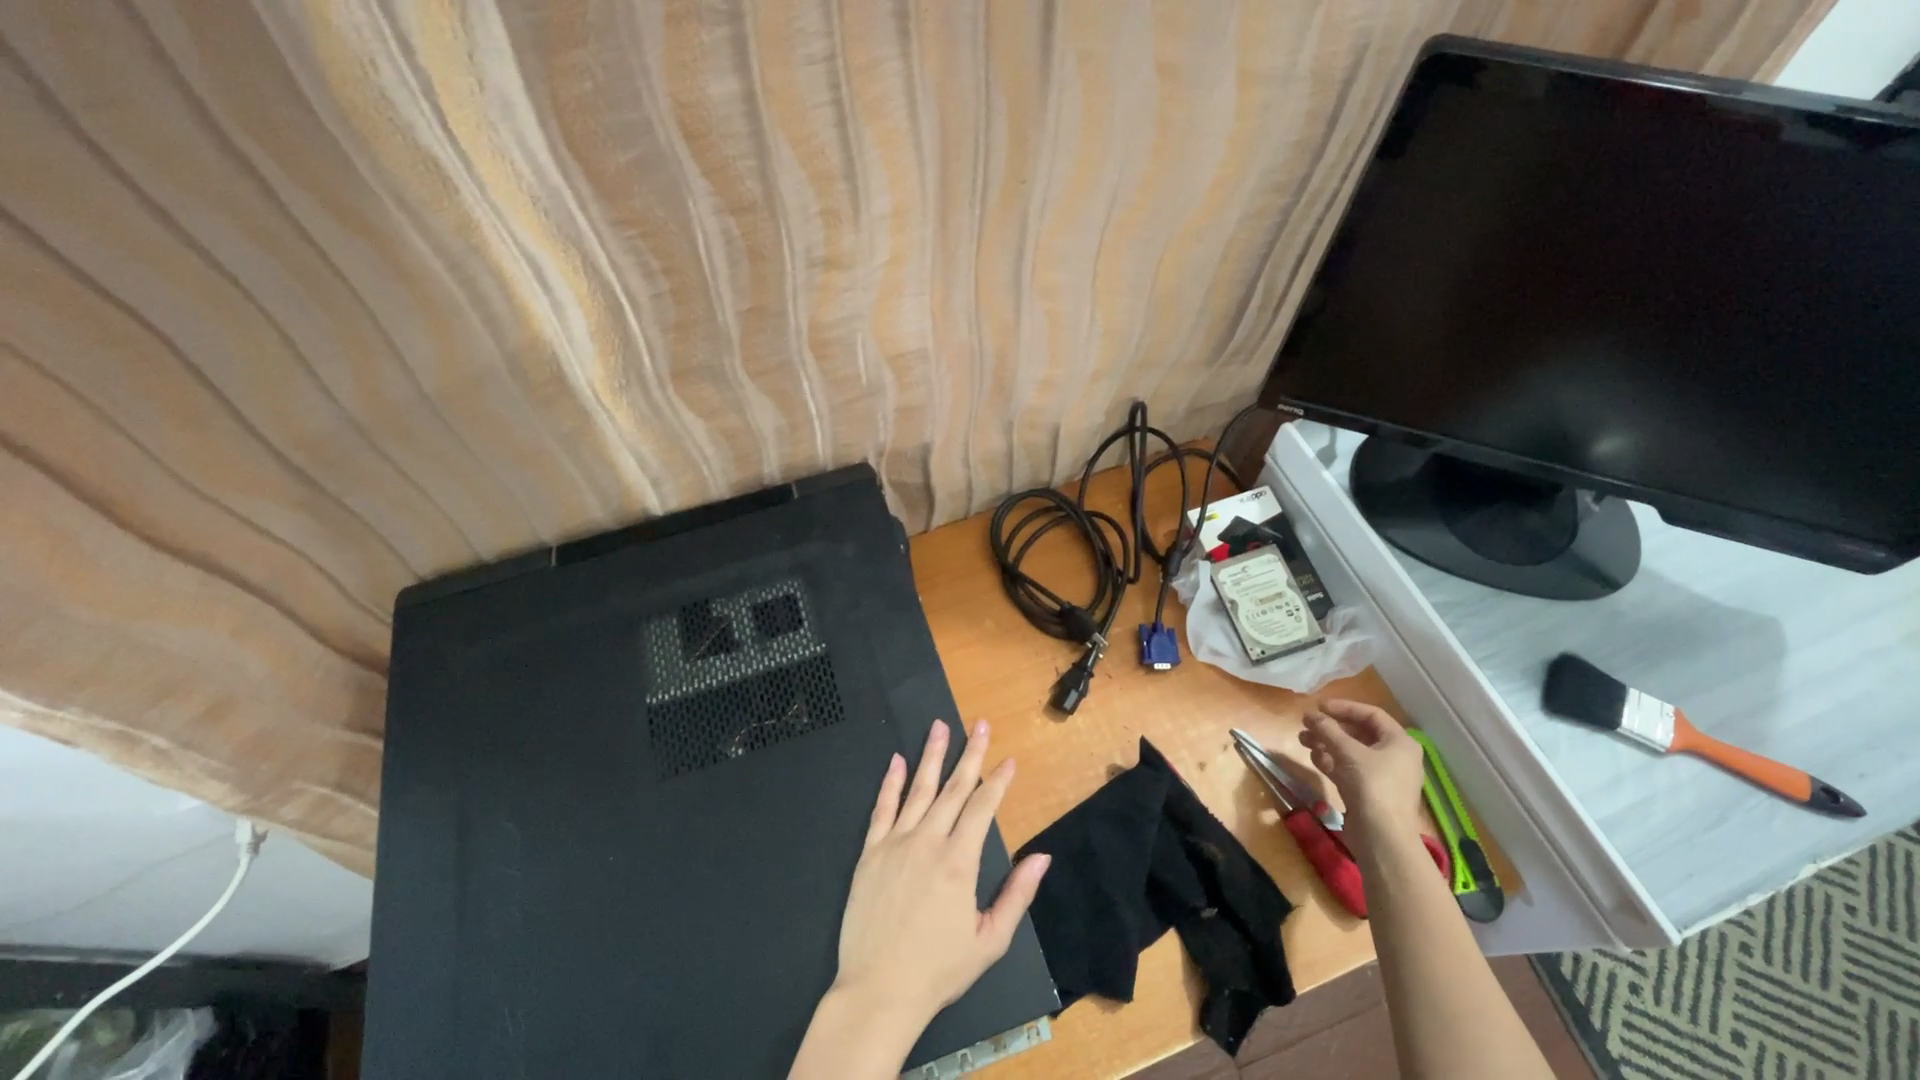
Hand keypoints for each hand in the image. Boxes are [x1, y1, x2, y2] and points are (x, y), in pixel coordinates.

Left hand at [831, 719, 1050, 1028]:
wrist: (878, 990)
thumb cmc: (939, 970)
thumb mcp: (990, 940)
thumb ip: (1017, 895)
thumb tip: (1042, 857)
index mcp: (959, 862)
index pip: (982, 808)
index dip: (997, 781)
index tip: (1009, 759)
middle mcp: (927, 843)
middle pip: (952, 788)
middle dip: (970, 754)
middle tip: (980, 724)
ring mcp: (895, 845)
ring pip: (918, 790)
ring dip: (931, 756)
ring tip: (940, 726)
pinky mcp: (869, 854)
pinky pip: (882, 809)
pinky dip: (890, 783)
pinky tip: (897, 761)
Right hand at [1299, 700, 1426, 858]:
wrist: (1382, 836)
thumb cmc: (1372, 785)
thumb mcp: (1348, 752)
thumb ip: (1328, 730)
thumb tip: (1310, 714)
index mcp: (1400, 742)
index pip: (1371, 715)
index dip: (1344, 707)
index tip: (1318, 707)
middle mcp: (1395, 756)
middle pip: (1360, 734)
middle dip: (1331, 728)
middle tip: (1306, 725)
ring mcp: (1383, 776)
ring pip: (1352, 753)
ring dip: (1327, 744)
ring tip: (1303, 741)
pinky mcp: (1370, 793)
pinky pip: (1350, 770)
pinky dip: (1333, 762)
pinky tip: (1314, 759)